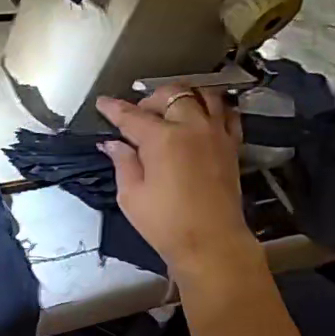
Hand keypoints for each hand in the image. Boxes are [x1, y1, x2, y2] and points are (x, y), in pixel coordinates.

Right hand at [97, 84, 262, 285]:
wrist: (210, 241)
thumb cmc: (165, 223)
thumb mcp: (130, 195)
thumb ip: (122, 162)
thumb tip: (113, 144)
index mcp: (162, 138)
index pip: (132, 115)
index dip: (114, 108)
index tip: (102, 103)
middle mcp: (192, 127)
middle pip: (171, 94)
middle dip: (150, 99)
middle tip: (137, 114)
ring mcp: (216, 133)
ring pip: (204, 94)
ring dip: (183, 96)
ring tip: (170, 108)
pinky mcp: (232, 145)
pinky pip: (226, 113)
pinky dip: (212, 108)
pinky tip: (201, 117)